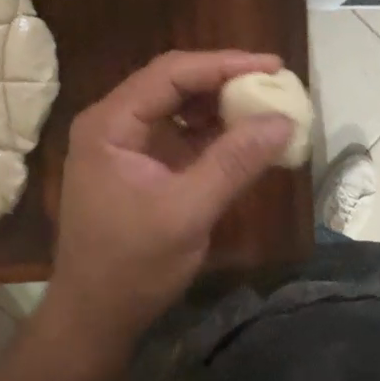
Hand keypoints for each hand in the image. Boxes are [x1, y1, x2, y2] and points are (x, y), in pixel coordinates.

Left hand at [46, 51, 294, 342]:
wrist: (96, 316)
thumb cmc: (132, 265)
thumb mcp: (188, 212)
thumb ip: (234, 163)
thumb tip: (283, 121)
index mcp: (110, 125)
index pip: (171, 73)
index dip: (224, 64)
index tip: (273, 66)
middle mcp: (114, 125)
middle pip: (175, 84)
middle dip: (226, 82)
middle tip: (275, 84)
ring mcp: (127, 147)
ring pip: (181, 109)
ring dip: (223, 107)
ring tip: (268, 108)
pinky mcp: (143, 169)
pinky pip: (183, 137)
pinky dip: (216, 135)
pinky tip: (248, 141)